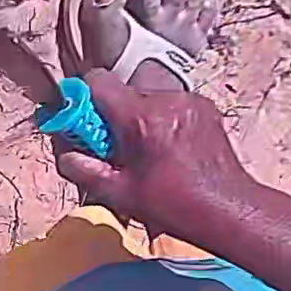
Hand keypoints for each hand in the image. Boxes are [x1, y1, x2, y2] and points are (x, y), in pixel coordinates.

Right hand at [53, 69, 260, 237]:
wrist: (226, 209)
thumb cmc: (171, 203)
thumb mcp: (114, 192)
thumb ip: (80, 168)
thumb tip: (65, 153)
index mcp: (142, 118)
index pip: (98, 81)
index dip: (80, 98)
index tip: (77, 122)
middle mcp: (167, 100)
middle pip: (119, 92)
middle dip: (106, 115)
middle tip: (109, 147)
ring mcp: (189, 101)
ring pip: (142, 98)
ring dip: (131, 118)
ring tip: (138, 150)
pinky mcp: (203, 107)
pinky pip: (164, 103)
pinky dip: (153, 120)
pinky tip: (159, 147)